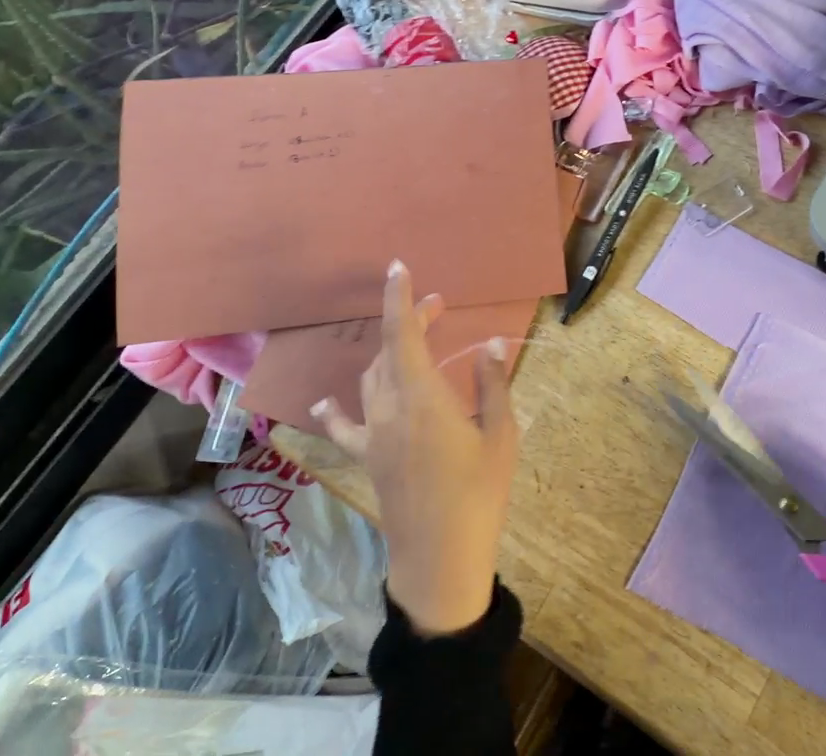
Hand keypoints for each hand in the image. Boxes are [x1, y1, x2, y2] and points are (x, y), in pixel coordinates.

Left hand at [312, 260, 518, 636]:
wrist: (439, 556)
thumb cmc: (479, 494)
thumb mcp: (501, 436)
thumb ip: (493, 385)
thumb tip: (490, 343)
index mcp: (423, 398)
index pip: (403, 335)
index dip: (399, 299)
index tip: (398, 268)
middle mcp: (389, 409)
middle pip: (389, 352)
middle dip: (409, 322)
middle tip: (440, 306)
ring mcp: (372, 435)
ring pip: (370, 379)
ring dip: (389, 354)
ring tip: (415, 345)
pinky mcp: (366, 458)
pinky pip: (345, 425)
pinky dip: (336, 409)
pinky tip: (325, 404)